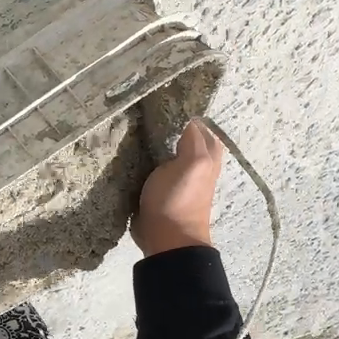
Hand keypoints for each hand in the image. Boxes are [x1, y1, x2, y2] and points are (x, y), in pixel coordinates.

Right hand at [132, 118, 224, 256]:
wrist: (167, 238)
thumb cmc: (178, 199)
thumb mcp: (191, 162)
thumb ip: (192, 138)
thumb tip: (186, 117)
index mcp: (207, 152)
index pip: (196, 122)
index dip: (180, 110)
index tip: (156, 100)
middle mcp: (196, 161)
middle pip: (182, 134)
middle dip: (166, 123)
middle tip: (142, 112)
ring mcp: (178, 175)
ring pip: (167, 148)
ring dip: (153, 138)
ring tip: (133, 126)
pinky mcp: (160, 187)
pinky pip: (154, 163)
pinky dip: (144, 154)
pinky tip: (131, 149)